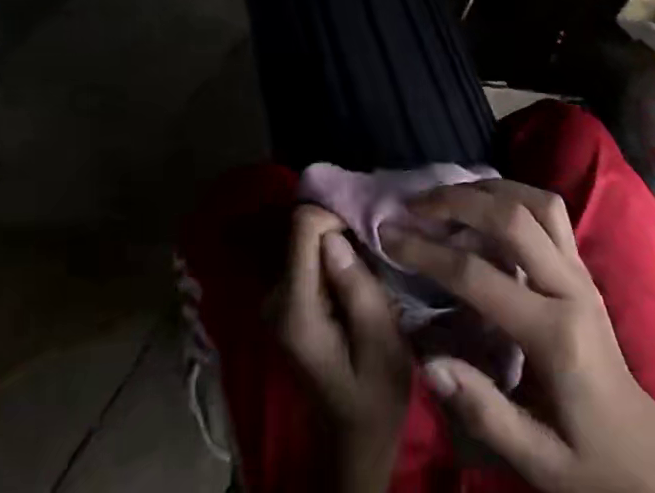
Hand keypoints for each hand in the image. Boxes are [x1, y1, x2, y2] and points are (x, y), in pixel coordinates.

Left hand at [275, 205, 413, 492]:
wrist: (353, 436)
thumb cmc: (375, 396)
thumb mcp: (381, 345)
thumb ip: (357, 288)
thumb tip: (334, 237)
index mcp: (295, 308)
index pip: (302, 227)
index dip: (336, 218)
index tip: (368, 233)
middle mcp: (273, 296)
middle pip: (301, 232)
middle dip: (339, 229)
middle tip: (374, 249)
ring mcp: (274, 298)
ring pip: (304, 240)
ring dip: (337, 242)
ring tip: (368, 262)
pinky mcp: (284, 299)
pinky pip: (306, 257)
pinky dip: (331, 256)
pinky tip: (354, 275)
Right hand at [383, 181, 654, 492]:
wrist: (652, 460)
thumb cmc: (591, 462)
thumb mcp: (537, 461)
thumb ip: (483, 411)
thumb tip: (428, 361)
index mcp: (555, 336)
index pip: (478, 276)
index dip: (426, 252)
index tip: (388, 236)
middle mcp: (572, 289)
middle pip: (513, 217)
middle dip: (456, 202)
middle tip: (412, 204)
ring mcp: (582, 274)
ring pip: (537, 202)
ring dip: (487, 189)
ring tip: (445, 196)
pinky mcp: (583, 271)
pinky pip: (549, 213)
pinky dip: (510, 195)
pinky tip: (482, 207)